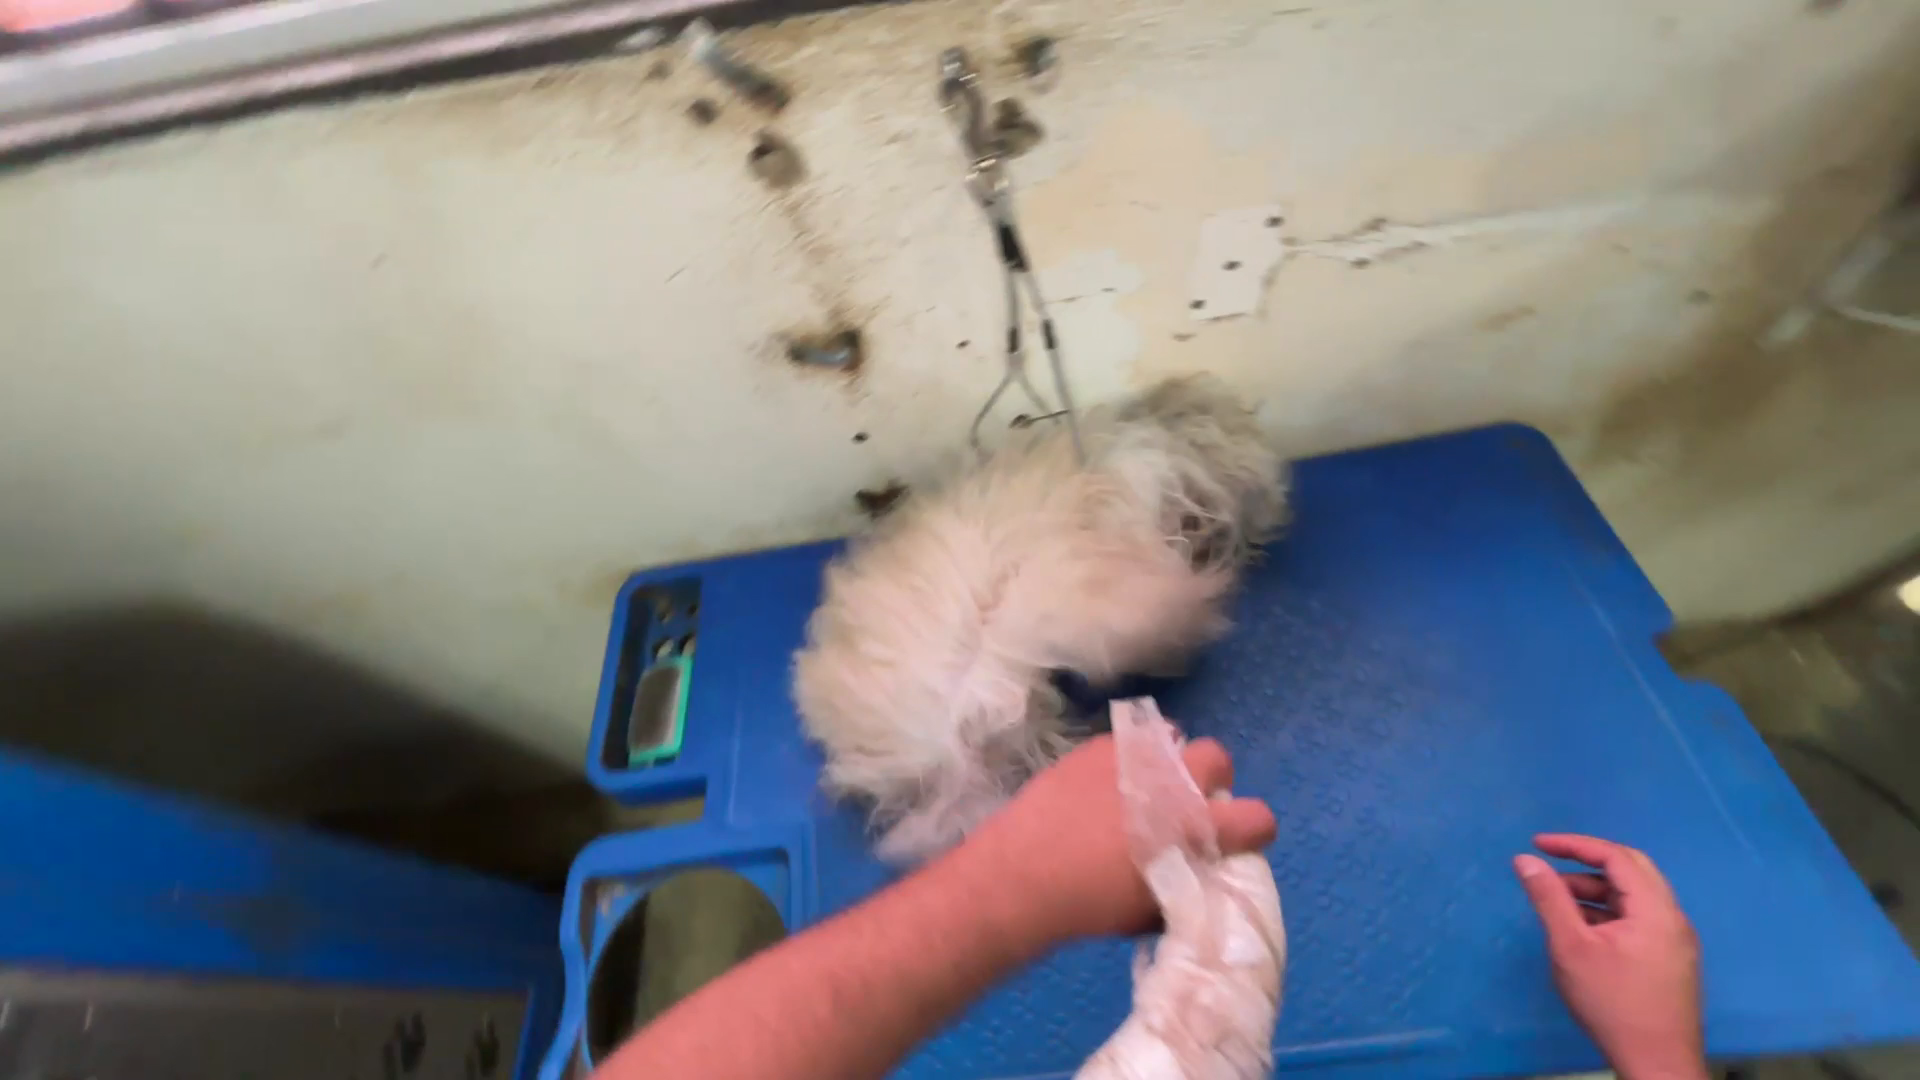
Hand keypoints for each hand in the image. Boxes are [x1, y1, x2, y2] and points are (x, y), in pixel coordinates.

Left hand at [964, 734, 1275, 945]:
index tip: (1238, 836)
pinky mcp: (1097, 745)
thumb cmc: (1093, 902)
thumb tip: (1199, 869)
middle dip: (1211, 776)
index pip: (1257, 816)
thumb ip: (1190, 883)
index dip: (1253, 828)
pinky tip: (1108, 781)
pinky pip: (1129, 739)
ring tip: (1147, 784)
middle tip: (1189, 801)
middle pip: (1217, 755)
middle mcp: (1170, 781)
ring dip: (1169, 760)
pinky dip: (1129, 756)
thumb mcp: (1155, 908)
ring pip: (1172, 736)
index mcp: (1193, 826)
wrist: (1025, 871)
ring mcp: (1131, 755)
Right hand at [1514, 834, 1706, 1079]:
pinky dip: (1603, 906)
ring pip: (1633, 894)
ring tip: (1555, 896)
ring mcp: (1674, 941)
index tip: (1537, 844)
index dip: (1575, 844)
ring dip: (1593, 885)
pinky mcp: (1667, 958)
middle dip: (1587, 858)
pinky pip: (1635, 915)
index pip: (1618, 858)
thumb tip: (1526, 859)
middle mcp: (1673, 921)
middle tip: (1549, 858)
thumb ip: (1548, 897)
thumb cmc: (1611, 1001)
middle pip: (1633, 869)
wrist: (1656, 1064)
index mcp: (1656, 913)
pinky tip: (1577, 923)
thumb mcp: (1570, 945)